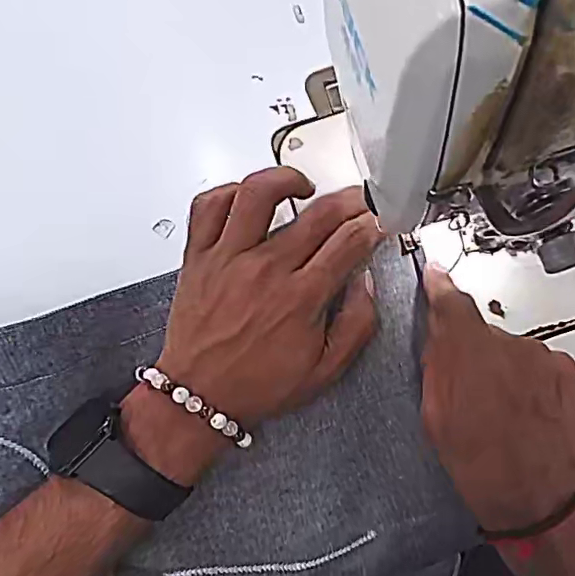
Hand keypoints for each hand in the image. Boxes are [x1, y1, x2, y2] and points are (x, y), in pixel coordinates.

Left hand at [121, 168, 383, 484]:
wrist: (201, 396)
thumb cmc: (257, 386)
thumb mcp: (324, 371)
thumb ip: (357, 326)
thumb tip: (366, 285)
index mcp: (301, 298)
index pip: (348, 241)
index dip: (371, 226)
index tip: (375, 225)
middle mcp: (266, 270)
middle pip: (318, 213)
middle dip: (349, 201)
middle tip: (356, 204)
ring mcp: (229, 258)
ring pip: (260, 193)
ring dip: (288, 179)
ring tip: (303, 187)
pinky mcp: (199, 257)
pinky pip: (208, 206)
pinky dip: (228, 191)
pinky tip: (247, 198)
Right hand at [420, 264, 574, 533]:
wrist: (532, 500)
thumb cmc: (483, 468)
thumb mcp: (436, 418)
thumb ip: (435, 366)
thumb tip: (437, 335)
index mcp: (470, 357)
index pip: (453, 303)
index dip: (440, 288)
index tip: (435, 276)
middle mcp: (513, 349)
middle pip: (485, 332)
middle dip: (474, 352)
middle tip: (471, 391)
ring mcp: (546, 361)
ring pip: (515, 349)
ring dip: (506, 369)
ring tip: (503, 410)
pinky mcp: (571, 374)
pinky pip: (542, 364)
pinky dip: (532, 381)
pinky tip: (526, 411)